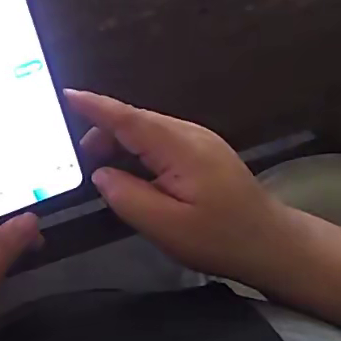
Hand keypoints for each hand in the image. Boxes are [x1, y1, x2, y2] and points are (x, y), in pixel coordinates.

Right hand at [65, 89, 305, 285]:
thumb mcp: (166, 227)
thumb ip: (126, 196)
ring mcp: (198, 140)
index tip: (66, 94)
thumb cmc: (221, 239)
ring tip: (103, 172)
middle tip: (80, 161)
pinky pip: (157, 139)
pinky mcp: (200, 151)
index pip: (129, 119)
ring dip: (117, 143)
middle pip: (134, 120)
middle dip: (100, 132)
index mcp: (181, 149)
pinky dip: (133, 149)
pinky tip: (129, 172)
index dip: (95, 106)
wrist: (275, 246)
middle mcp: (190, 135)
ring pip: (144, 129)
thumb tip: (101, 174)